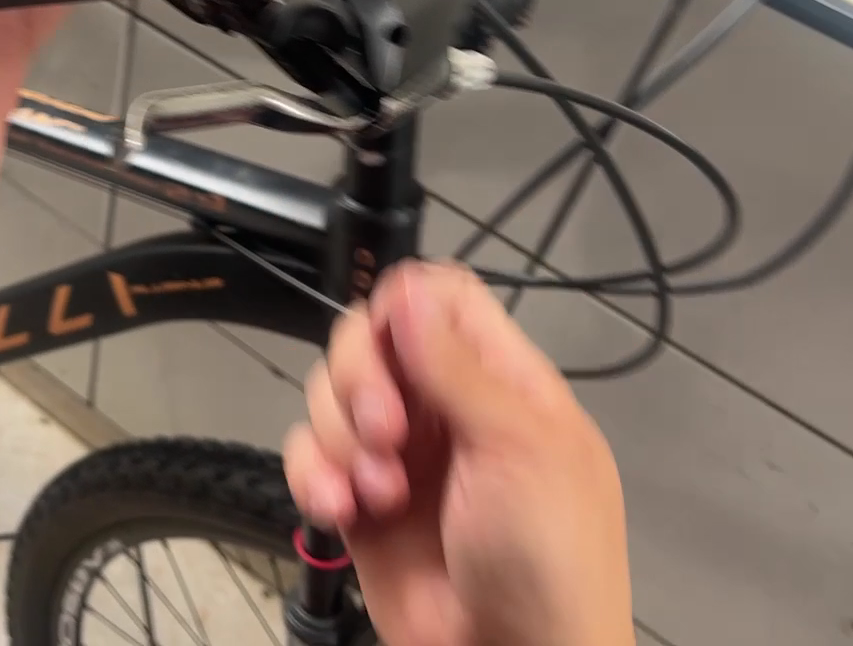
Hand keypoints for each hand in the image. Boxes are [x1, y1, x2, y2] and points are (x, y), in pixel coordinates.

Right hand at [282, 262, 633, 645]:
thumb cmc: (547, 564)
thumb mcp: (520, 453)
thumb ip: (459, 368)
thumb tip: (411, 289)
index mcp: (496, 382)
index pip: (440, 298)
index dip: (405, 303)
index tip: (389, 343)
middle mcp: (438, 404)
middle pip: (366, 337)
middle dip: (358, 379)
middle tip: (384, 432)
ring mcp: (392, 446)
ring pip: (328, 391)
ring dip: (338, 438)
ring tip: (376, 492)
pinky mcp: (352, 487)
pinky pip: (305, 450)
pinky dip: (311, 474)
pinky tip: (339, 509)